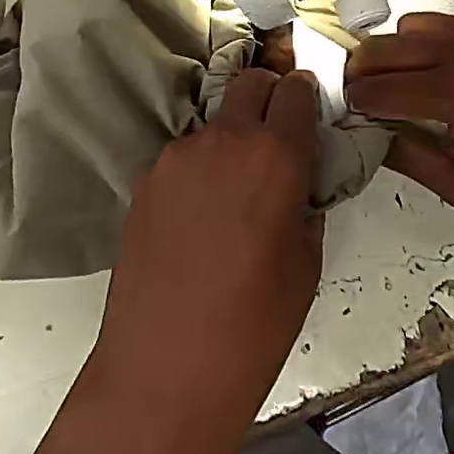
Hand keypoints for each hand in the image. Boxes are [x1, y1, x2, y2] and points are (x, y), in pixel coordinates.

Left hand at [0, 69, 326, 453]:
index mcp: (276, 156)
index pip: (296, 89)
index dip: (306, 95)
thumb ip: (305, 201)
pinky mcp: (145, 180)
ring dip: (231, 138)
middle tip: (276, 133)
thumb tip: (297, 182)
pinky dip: (200, 169)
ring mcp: (177, 158)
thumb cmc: (254, 323)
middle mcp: (225, 141)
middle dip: (269, 96)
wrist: (165, 369)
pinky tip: (199, 215)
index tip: (308, 109)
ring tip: (233, 191)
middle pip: (249, 84)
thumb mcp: (306, 259)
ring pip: (214, 123)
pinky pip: (184, 157)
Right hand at [347, 14, 453, 364]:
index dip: (354, 99)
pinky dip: (429, 39)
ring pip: (413, 25)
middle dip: (362, 68)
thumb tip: (373, 137)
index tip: (342, 110)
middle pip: (386, 46)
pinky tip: (437, 69)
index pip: (380, 87)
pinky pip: (449, 22)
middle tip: (358, 94)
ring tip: (397, 81)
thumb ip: (412, 158)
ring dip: (394, 49)